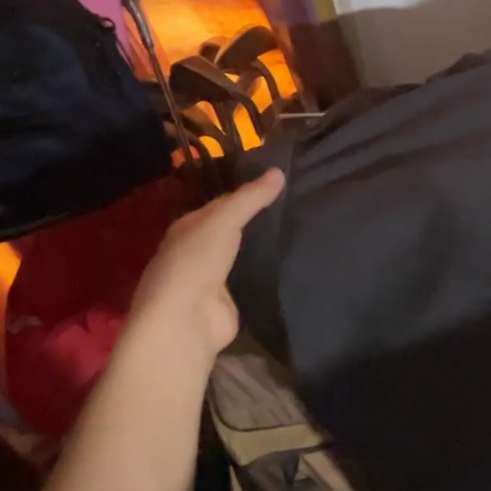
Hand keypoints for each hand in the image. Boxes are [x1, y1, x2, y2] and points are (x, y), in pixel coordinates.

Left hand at [123, 168, 285, 363]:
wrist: (186, 320)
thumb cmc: (196, 262)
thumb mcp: (223, 220)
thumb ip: (251, 198)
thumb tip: (280, 171)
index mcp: (189, 227)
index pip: (224, 203)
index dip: (250, 192)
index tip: (284, 183)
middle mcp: (199, 249)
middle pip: (235, 228)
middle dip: (261, 218)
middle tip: (300, 203)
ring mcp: (214, 276)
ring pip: (246, 252)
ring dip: (266, 244)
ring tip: (304, 227)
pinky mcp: (231, 298)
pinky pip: (254, 276)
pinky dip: (270, 268)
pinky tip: (294, 258)